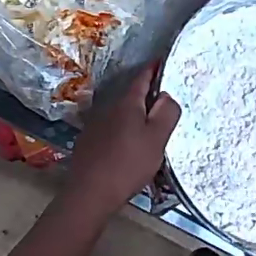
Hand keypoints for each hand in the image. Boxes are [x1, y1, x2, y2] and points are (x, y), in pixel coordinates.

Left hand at [66, 63, 181, 213]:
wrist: (90, 193)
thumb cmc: (128, 164)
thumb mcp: (157, 139)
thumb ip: (166, 113)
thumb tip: (166, 95)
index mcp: (127, 103)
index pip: (142, 78)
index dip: (153, 69)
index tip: (162, 62)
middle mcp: (108, 108)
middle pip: (130, 96)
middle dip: (146, 95)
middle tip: (164, 100)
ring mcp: (95, 125)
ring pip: (120, 113)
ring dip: (134, 114)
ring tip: (149, 125)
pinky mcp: (88, 142)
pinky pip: (111, 128)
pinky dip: (123, 129)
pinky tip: (128, 144)